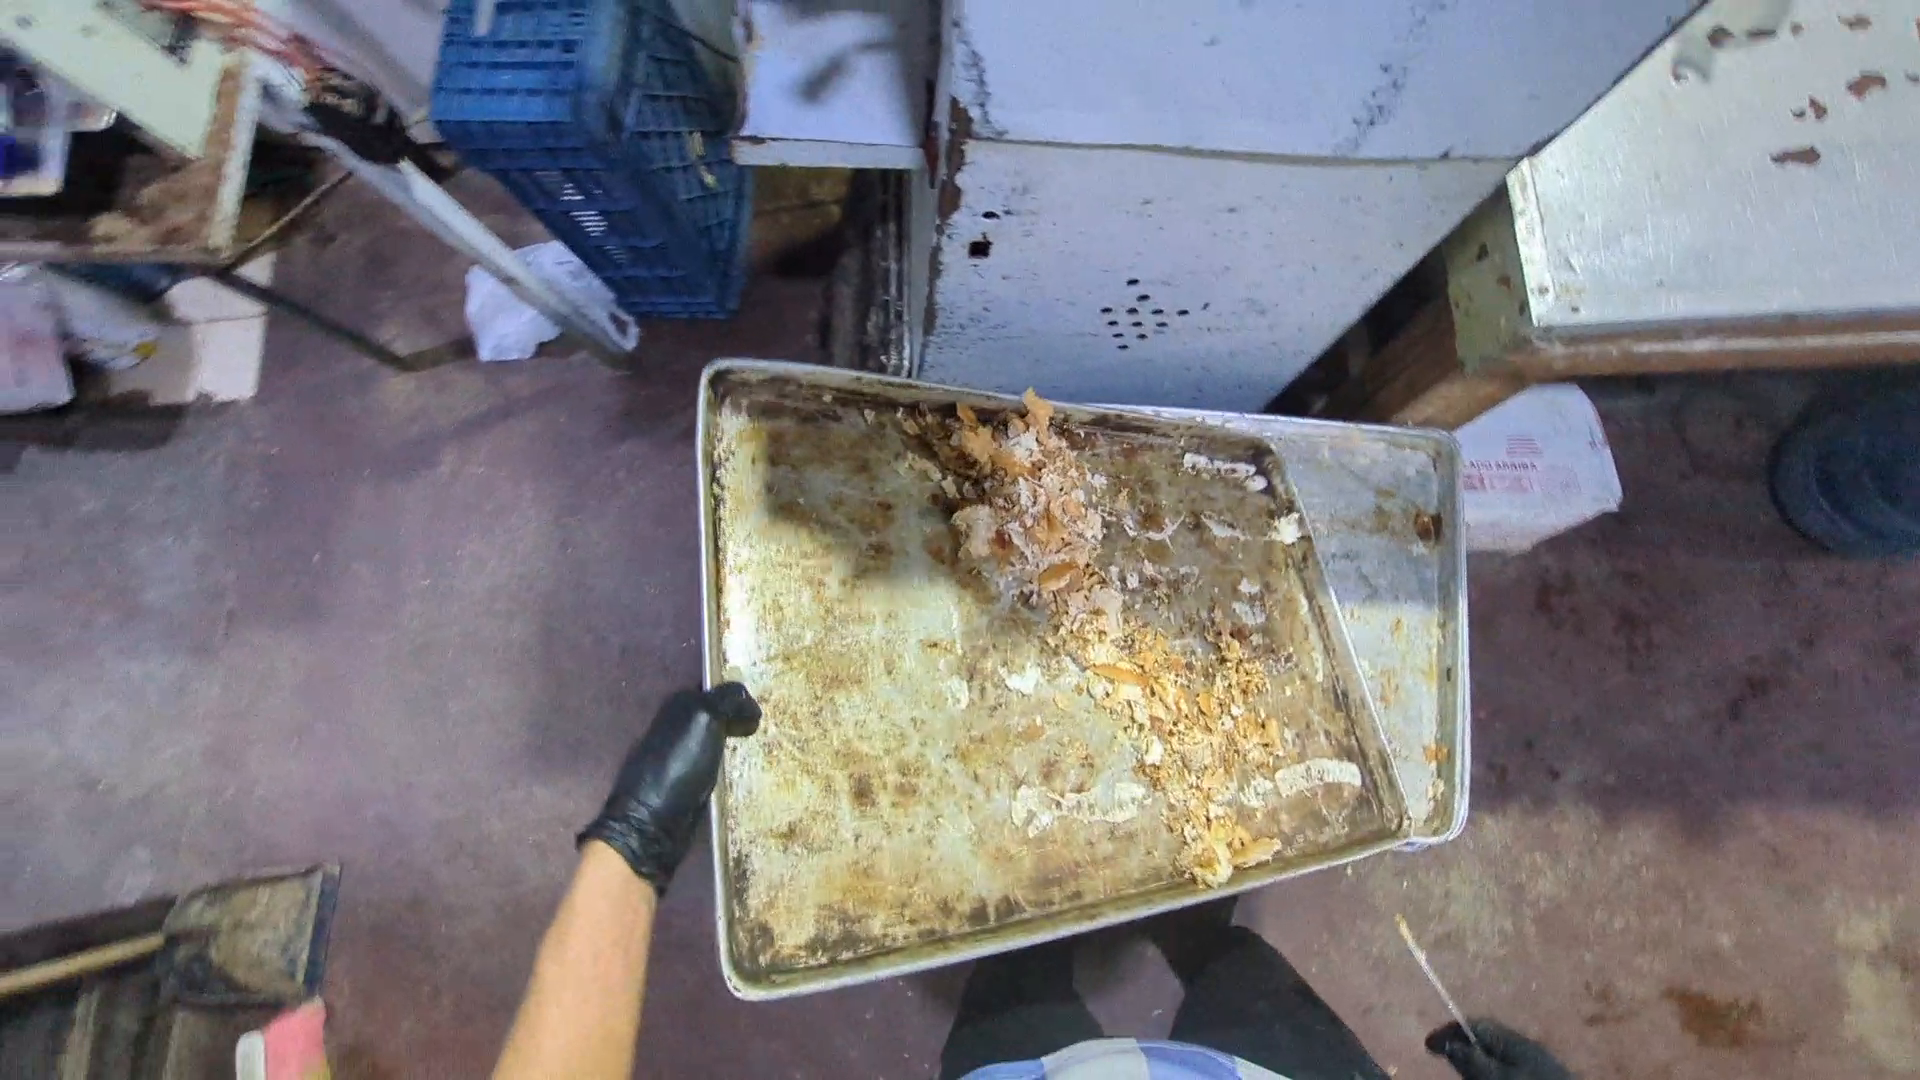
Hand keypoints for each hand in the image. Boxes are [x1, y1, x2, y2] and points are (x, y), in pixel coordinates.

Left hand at [578, 683, 760, 893]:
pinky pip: (716, 766)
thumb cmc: (678, 766)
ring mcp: (681, 757)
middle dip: (741, 720)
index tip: (762, 709)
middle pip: (719, 715)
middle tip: (767, 729)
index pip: (717, 691)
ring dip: (738, 745)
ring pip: (719, 741)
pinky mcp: (687, 784)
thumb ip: (727, 701)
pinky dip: (731, 767)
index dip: (740, 697)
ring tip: (762, 750)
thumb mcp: (705, 719)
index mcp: (678, 706)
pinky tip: (745, 772)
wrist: (651, 825)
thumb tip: (750, 703)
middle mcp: (677, 727)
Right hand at [1425, 1020, 1572, 1079]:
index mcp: (1513, 1038)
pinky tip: (1496, 1076)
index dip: (1448, 1032)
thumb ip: (1472, 1060)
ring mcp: (1541, 1062)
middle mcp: (1527, 1044)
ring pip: (1502, 1053)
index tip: (1428, 1046)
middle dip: (1465, 1045)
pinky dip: (1499, 1069)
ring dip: (1482, 1059)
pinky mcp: (1549, 1076)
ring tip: (1469, 1072)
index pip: (1473, 1023)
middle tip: (1447, 1059)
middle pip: (1487, 1037)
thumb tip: (1449, 1044)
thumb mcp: (1496, 1077)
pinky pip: (1515, 1065)